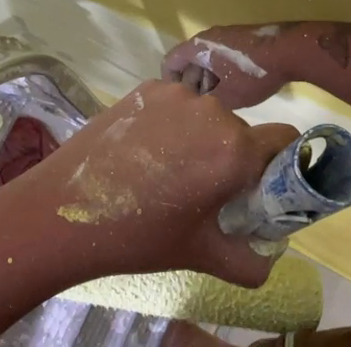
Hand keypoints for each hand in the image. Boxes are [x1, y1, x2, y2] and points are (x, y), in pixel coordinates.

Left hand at [8, 80, 298, 286]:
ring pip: (208, 117)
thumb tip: (270, 255)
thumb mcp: (202, 255)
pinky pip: (177, 104)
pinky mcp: (148, 87)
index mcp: (234, 151)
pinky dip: (172, 124)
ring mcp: (177, 95)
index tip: (258, 187)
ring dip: (200, 139)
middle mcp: (213, 112)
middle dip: (232, 159)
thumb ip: (251, 262)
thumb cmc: (139, 235)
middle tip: (205, 191)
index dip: (279, 163)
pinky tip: (148, 151)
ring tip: (169, 172)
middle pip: (241, 132)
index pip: (284, 140)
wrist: (66, 209)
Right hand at [161, 24, 318, 108]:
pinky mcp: (241, 39)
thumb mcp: (227, 98)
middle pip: (188, 61)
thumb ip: (206, 104)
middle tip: (199, 110)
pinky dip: (221, 74)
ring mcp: (226, 36)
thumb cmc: (252, 74)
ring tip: (217, 105)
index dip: (169, 84)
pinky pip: (221, 57)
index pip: (170, 62)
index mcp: (197, 47)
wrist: (289, 50)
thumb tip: (197, 111)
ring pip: (206, 60)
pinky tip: (235, 93)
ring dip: (207, 81)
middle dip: (190, 86)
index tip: (177, 105)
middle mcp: (208, 37)